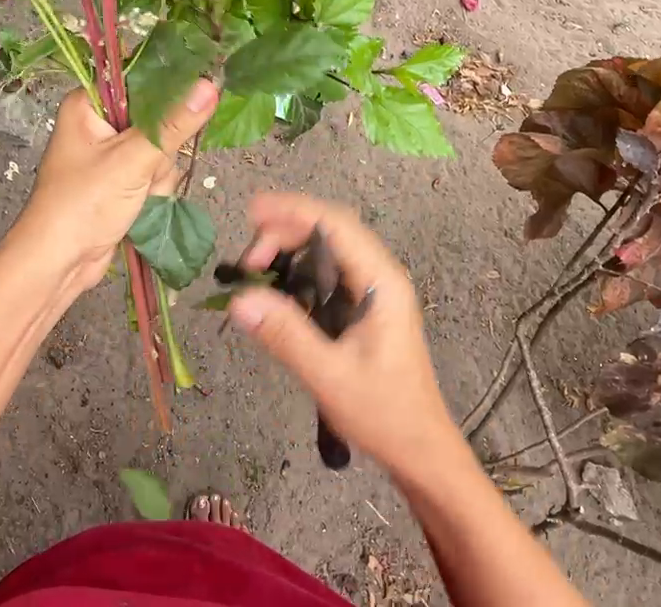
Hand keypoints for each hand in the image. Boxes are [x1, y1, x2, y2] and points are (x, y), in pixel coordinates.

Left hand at [1, 80, 219, 294]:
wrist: (59, 263)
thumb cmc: (82, 204)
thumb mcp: (132, 160)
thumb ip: (173, 124)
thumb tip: (210, 85)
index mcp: (88, 103)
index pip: (139, 77)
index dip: (168, 88)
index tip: (195, 100)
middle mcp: (98, 121)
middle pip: (157, 117)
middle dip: (160, 150)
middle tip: (145, 170)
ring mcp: (110, 152)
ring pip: (161, 148)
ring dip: (158, 176)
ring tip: (138, 195)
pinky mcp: (120, 178)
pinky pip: (154, 172)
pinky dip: (154, 191)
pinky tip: (141, 205)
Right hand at [226, 194, 464, 476]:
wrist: (420, 452)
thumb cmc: (384, 413)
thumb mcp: (330, 376)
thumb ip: (286, 335)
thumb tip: (240, 300)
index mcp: (381, 283)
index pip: (335, 224)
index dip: (292, 210)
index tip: (251, 212)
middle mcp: (379, 277)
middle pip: (328, 230)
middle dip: (283, 232)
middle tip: (246, 260)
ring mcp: (371, 291)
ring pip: (325, 249)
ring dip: (288, 249)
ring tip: (253, 268)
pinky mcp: (360, 308)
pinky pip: (325, 273)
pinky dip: (295, 269)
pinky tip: (274, 289)